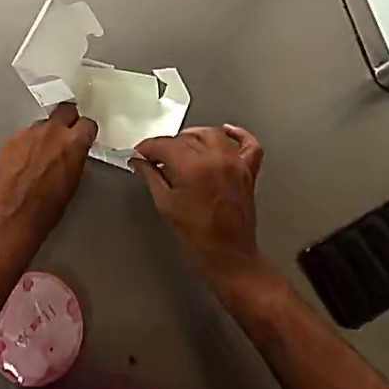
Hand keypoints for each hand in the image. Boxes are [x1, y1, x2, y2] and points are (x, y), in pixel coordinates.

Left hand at [0, 102, 97, 245]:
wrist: (14, 216)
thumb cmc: (47, 207)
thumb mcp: (74, 181)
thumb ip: (76, 156)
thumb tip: (75, 152)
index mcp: (74, 142)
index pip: (87, 123)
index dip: (85, 131)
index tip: (84, 136)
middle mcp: (52, 131)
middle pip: (65, 110)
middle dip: (67, 120)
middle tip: (66, 134)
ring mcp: (28, 133)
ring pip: (42, 124)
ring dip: (44, 134)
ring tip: (40, 155)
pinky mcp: (10, 140)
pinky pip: (23, 135)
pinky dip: (26, 144)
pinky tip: (23, 162)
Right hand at [132, 124, 265, 282]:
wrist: (228, 257)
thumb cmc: (198, 237)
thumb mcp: (165, 204)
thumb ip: (151, 177)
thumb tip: (139, 163)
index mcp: (193, 167)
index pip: (164, 144)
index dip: (148, 147)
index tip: (139, 153)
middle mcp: (216, 159)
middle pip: (186, 138)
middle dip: (166, 145)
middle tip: (154, 157)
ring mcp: (235, 164)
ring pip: (211, 135)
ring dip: (193, 137)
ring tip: (179, 147)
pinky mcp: (248, 171)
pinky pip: (248, 145)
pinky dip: (237, 135)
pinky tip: (226, 131)